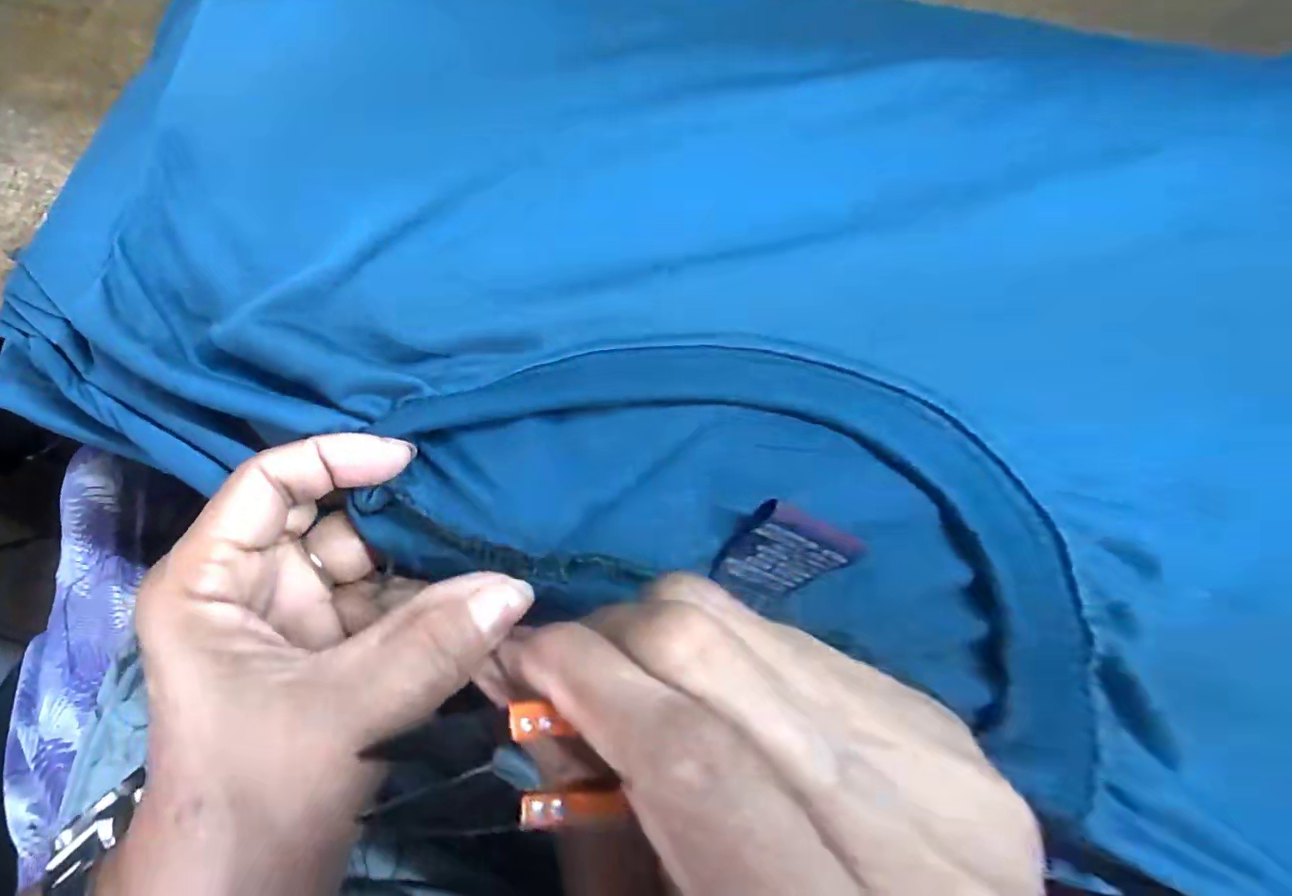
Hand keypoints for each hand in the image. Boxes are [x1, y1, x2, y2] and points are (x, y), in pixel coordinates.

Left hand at [99, 434, 534, 895]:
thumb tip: (514, 588)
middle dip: (381, 512)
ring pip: (350, 561)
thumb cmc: (257, 795)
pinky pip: (367, 604)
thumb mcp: (343, 712)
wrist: (238, 892)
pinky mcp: (314, 646)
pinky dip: (413, 602)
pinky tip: (467, 597)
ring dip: (409, 561)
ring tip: (477, 547)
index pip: (267, 481)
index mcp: (206, 575)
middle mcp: (238, 581)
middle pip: (315, 516)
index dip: (332, 457)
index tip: (403, 459)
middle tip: (453, 505)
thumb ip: (429, 646)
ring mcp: (278, 612)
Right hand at [500, 574, 1042, 895]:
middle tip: (566, 667)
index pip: (688, 753)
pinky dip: (715, 650)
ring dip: (649, 629)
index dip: (583, 682)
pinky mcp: (941, 725)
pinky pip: (779, 635)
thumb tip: (526, 683)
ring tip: (634, 678)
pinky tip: (719, 703)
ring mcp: (939, 766)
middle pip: (704, 650)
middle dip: (602, 636)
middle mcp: (913, 838)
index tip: (513, 657)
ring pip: (734, 617)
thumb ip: (583, 809)